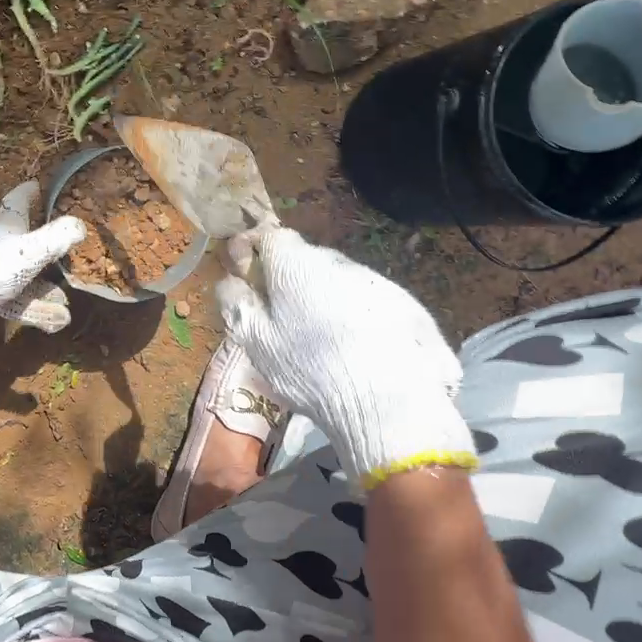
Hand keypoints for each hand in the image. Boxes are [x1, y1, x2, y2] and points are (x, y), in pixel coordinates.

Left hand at [0, 182, 86, 349]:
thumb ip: (56, 238)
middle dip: (43, 254)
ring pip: (20, 279)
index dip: (26, 194)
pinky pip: (14, 301)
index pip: (14, 203)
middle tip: (61, 261)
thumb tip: (79, 225)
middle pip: (20, 244)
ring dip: (43, 291)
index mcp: (2, 227)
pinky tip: (55, 322)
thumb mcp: (31, 250)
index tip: (34, 186)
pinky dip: (34, 310)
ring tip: (63, 304)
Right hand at [214, 224, 474, 488]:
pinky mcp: (410, 306)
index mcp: (295, 264)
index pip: (270, 237)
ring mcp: (378, 282)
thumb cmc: (310, 369)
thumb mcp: (255, 341)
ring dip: (328, 299)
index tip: (250, 281)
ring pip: (341, 281)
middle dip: (293, 280)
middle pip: (306, 259)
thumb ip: (236, 302)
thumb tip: (231, 281)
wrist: (391, 404)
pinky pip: (371, 303)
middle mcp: (338, 262)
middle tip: (287, 321)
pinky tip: (362, 352)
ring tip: (328, 342)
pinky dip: (361, 318)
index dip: (256, 254)